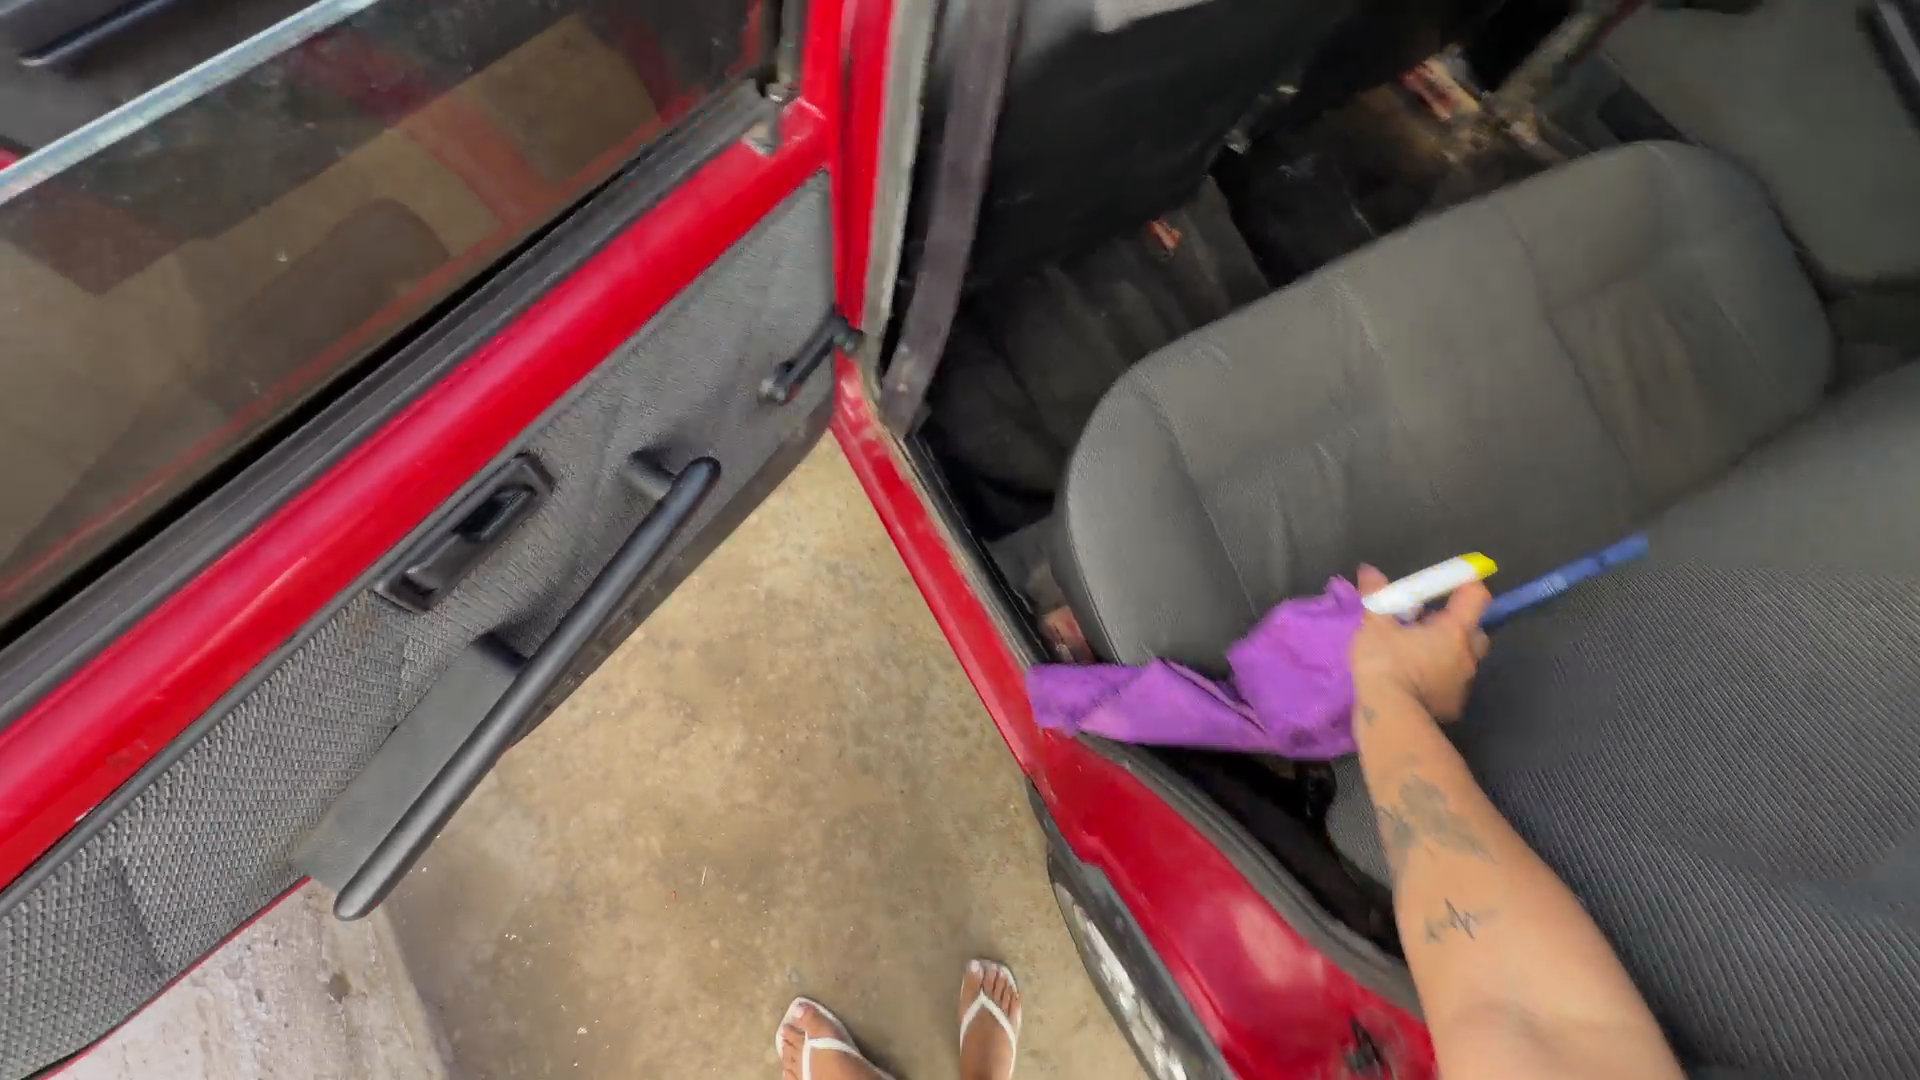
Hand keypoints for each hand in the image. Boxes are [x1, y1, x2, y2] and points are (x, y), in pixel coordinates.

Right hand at [1350, 565, 1491, 721]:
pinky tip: (1411, 679)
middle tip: (1423, 623)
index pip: (1476, 596)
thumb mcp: (1374, 625)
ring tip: (1412, 652)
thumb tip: (1368, 570)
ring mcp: (1464, 683)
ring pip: (1462, 657)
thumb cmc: (1386, 663)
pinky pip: (1450, 681)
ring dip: (1445, 650)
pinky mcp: (1454, 704)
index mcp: (1456, 631)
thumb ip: (1375, 595)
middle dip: (1454, 622)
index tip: (1440, 585)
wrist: (1389, 715)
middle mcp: (1468, 655)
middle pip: (1474, 629)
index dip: (1463, 584)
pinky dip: (1436, 675)